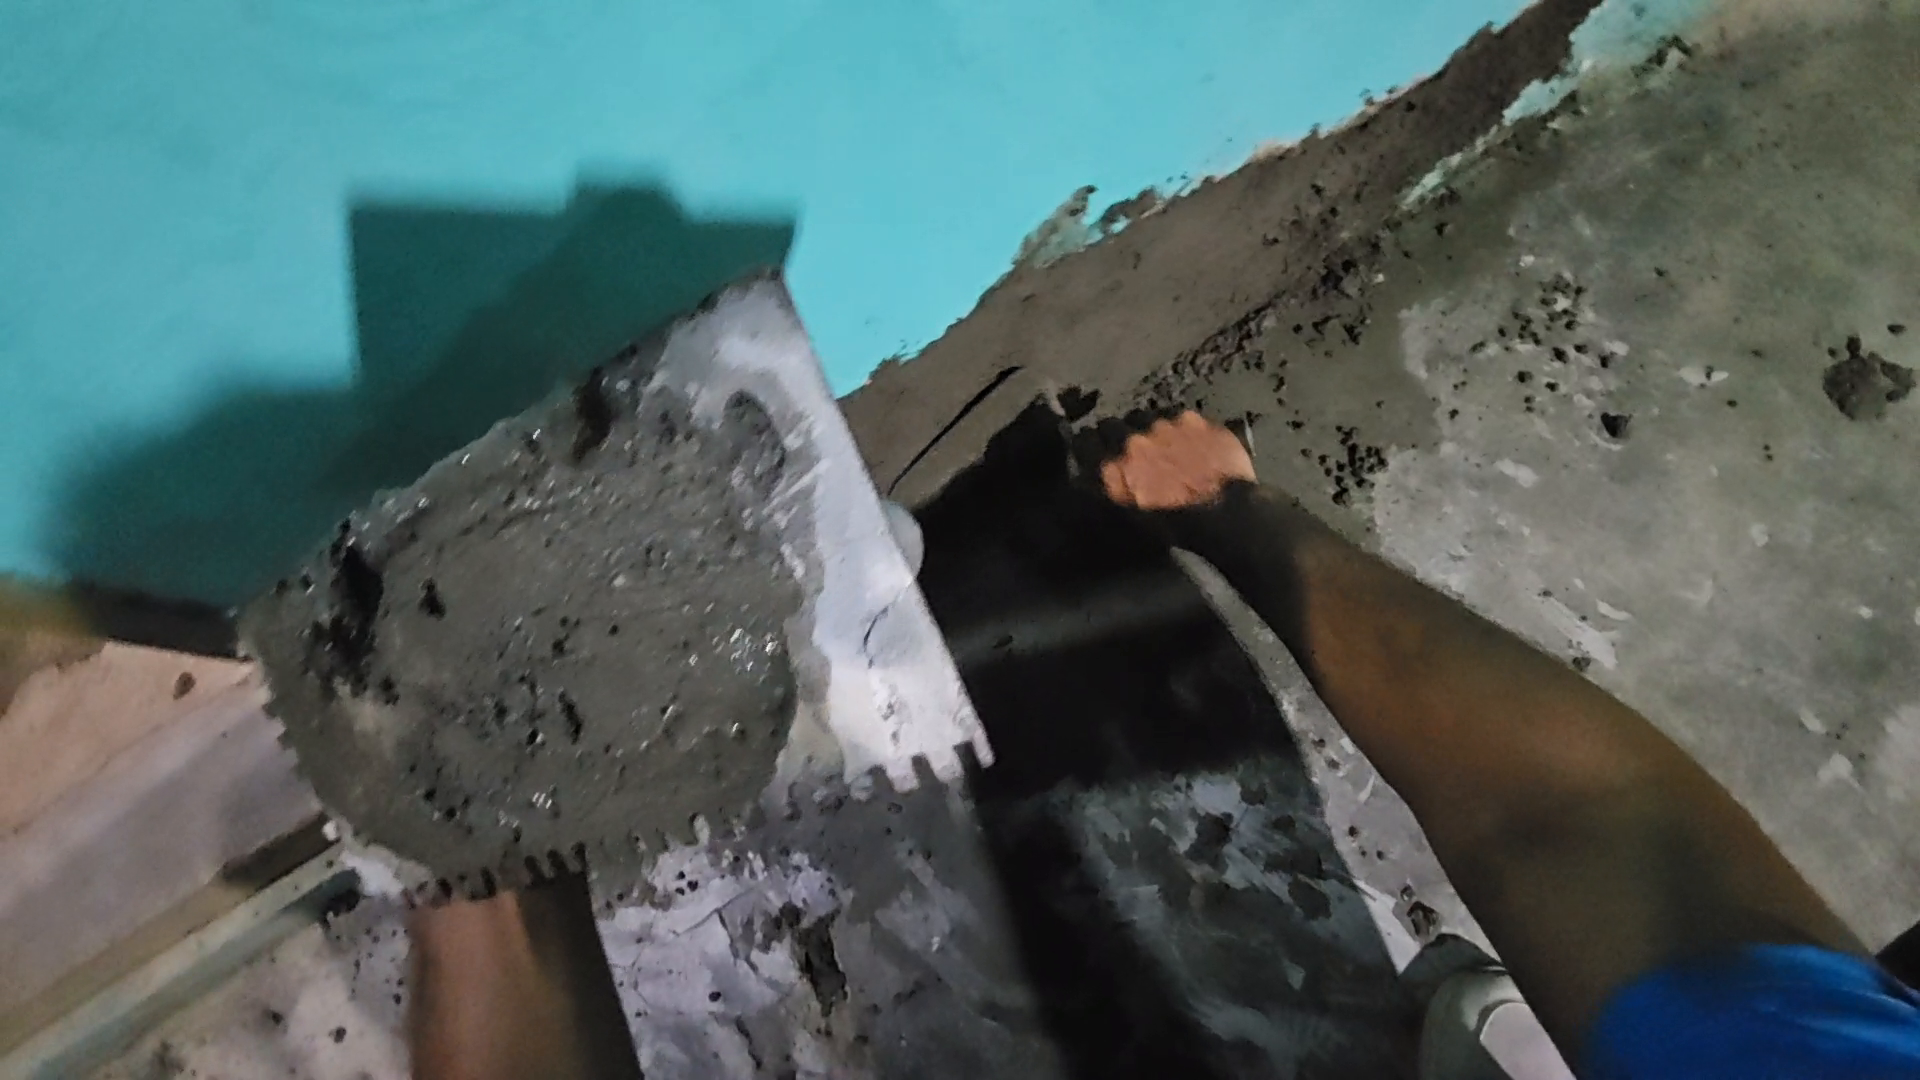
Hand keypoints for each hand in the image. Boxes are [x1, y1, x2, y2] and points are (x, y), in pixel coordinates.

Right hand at [1099, 411, 1254, 510]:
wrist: (1224, 515)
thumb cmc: (1175, 524)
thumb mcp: (1129, 515)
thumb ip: (1108, 487)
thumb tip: (1098, 474)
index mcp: (1113, 466)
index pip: (1085, 441)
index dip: (1087, 445)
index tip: (1091, 448)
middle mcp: (1134, 440)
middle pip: (1113, 424)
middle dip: (1116, 434)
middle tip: (1129, 450)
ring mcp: (1165, 426)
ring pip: (1145, 417)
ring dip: (1147, 429)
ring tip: (1161, 446)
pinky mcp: (1194, 421)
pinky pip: (1177, 418)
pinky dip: (1178, 428)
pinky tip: (1187, 444)